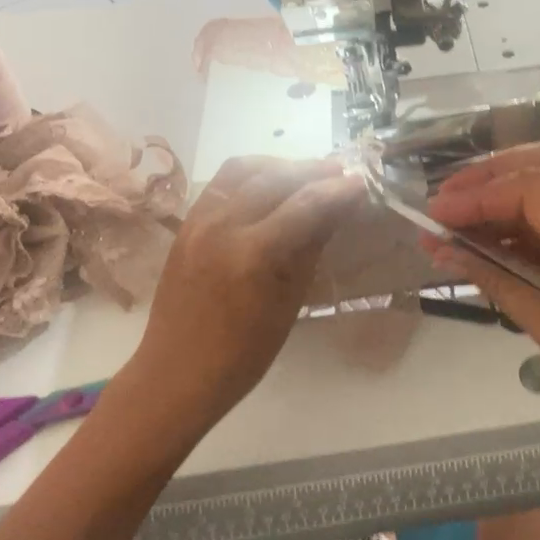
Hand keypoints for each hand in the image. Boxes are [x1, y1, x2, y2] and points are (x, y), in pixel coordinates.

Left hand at [124, 156, 365, 431]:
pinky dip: (251, 176)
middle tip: (341, 174)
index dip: (338, 190)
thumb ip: (311, 247)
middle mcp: (223, 226)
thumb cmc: (243, 353)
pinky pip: (222, 183)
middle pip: (275, 178)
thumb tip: (338, 209)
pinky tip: (271, 188)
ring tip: (306, 175)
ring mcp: (198, 221)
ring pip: (243, 169)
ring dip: (280, 166)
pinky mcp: (186, 224)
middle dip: (313, 171)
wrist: (177, 373)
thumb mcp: (289, 302)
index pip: (305, 204)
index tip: (362, 182)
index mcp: (253, 254)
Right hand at [424, 143, 539, 449]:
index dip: (476, 198)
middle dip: (489, 177)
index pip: (533, 189)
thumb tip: (442, 247)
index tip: (431, 215)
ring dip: (510, 188)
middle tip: (442, 203)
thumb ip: (498, 281)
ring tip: (461, 217)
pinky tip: (499, 232)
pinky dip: (535, 209)